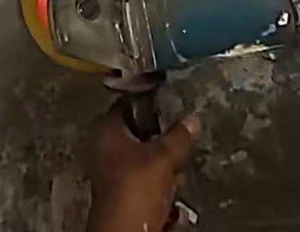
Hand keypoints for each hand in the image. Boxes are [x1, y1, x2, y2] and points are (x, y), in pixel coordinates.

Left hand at [85, 104, 196, 231]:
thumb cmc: (136, 187)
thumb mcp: (162, 158)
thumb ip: (178, 138)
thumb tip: (193, 120)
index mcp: (107, 131)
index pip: (129, 104)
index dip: (151, 102)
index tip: (173, 102)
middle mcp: (106, 149)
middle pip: (141, 134)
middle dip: (163, 142)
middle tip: (181, 142)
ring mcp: (114, 174)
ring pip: (146, 161)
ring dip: (165, 167)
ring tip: (180, 172)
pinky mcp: (124, 197)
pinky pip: (146, 183)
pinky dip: (160, 186)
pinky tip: (174, 192)